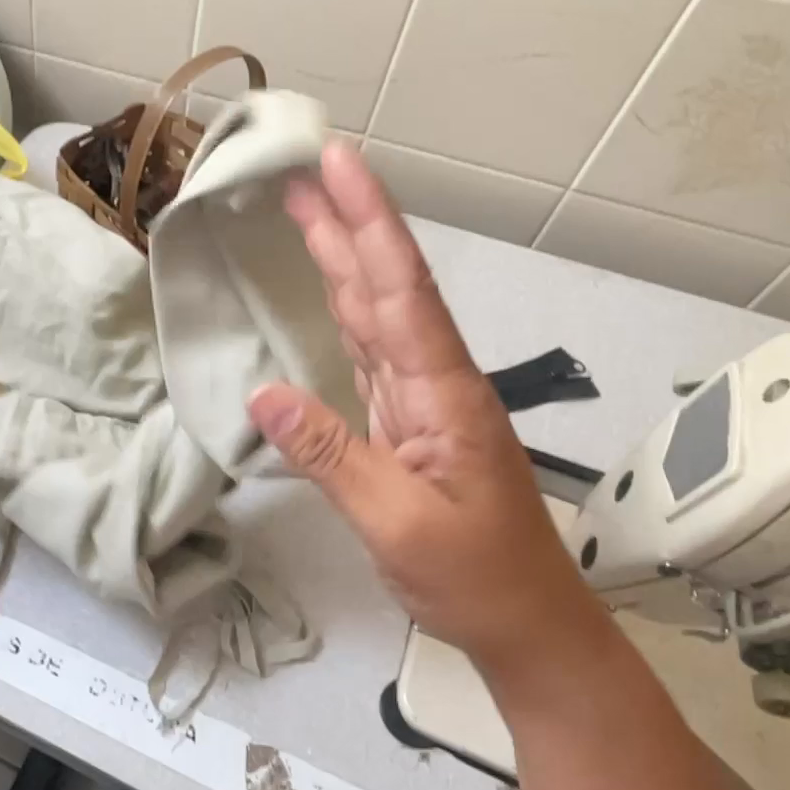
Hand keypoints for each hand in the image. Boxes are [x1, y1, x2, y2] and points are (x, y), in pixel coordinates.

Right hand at [250, 142, 603, 667]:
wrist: (526, 623)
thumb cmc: (473, 578)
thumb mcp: (397, 525)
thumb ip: (332, 457)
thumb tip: (263, 394)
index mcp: (442, 393)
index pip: (399, 291)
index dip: (368, 224)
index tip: (338, 166)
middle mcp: (435, 383)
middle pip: (385, 288)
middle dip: (348, 223)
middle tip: (304, 171)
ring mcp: (421, 403)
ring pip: (376, 314)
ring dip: (343, 260)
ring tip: (305, 213)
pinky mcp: (406, 426)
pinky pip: (368, 353)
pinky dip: (343, 312)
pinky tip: (326, 293)